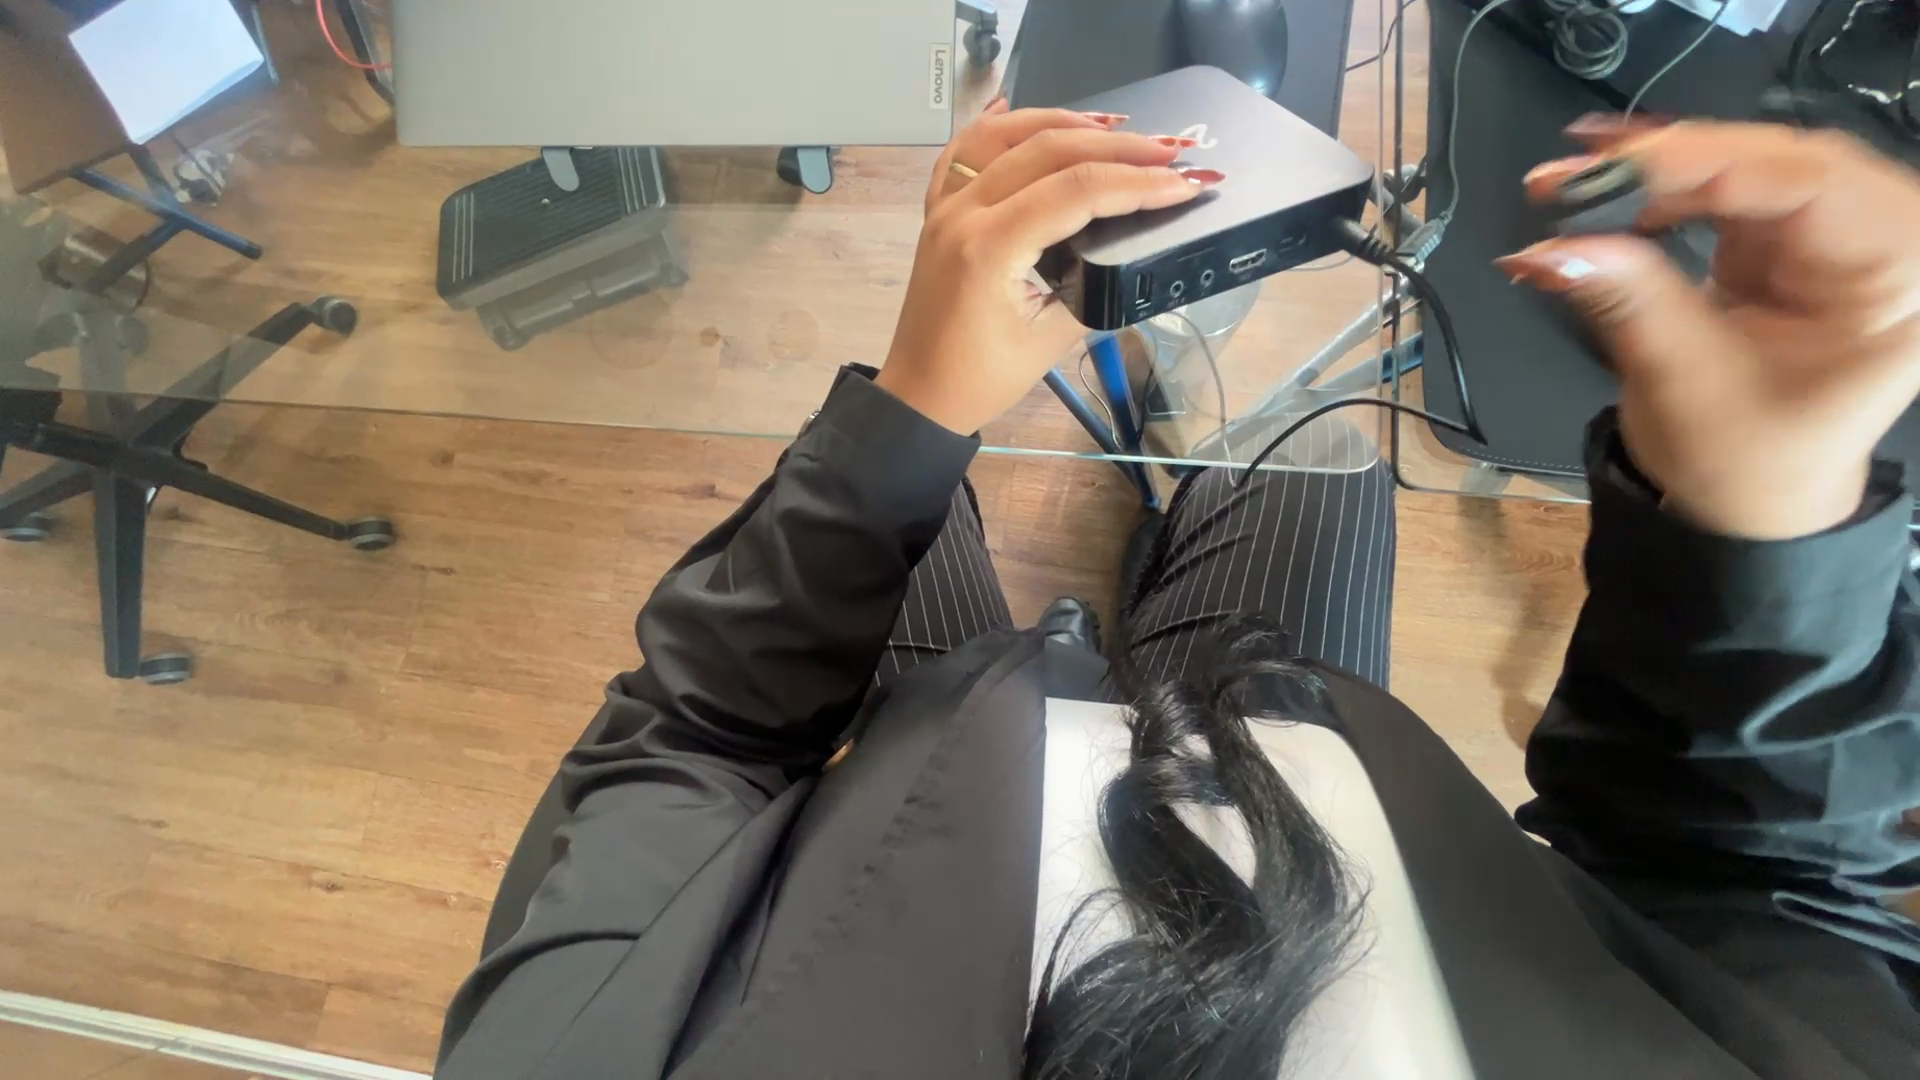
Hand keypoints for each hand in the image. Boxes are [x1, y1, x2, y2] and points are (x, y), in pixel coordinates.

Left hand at [875, 102, 1221, 435]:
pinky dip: (999, 127)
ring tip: (1117, 127)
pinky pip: (965, 151)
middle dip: (1117, 146)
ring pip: (1006, 135)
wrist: (919, 396)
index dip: (1137, 185)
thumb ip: (1090, 290)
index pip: (1076, 192)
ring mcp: (943, 208)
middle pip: (1048, 150)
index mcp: (989, 249)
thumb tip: (1127, 254)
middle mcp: (962, 214)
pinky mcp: (936, 214)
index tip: (1185, 184)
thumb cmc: (978, 381)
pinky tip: (1025, 113)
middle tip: (1169, 149)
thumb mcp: (1046, 343)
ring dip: (1064, 122)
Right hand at [1498, 119, 1919, 538]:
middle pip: (1784, 163)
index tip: (1601, 172)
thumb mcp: (1680, 382)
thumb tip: (1547, 252)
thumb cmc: (1737, 456)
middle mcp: (1882, 241)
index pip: (1812, 186)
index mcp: (1899, 277)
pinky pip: (1722, 201)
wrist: (1743, 497)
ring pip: (1750, 172)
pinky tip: (1609, 194)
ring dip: (1658, 170)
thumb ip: (1626, 305)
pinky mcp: (1776, 253)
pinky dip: (1658, 194)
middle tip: (1572, 166)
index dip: (1705, 168)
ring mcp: (1829, 243)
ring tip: (1574, 180)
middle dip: (1674, 157)